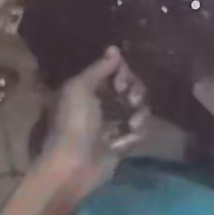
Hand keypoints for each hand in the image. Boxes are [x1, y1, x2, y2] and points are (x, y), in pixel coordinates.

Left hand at [37, 47, 149, 197]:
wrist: (73, 165)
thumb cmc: (73, 124)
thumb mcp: (80, 88)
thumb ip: (99, 68)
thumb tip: (115, 48)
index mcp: (89, 88)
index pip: (115, 71)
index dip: (123, 73)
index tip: (120, 82)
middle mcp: (102, 103)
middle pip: (131, 87)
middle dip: (135, 90)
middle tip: (131, 99)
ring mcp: (113, 123)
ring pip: (139, 108)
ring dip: (140, 113)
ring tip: (132, 124)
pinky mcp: (122, 143)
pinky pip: (139, 131)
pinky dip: (136, 133)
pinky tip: (127, 139)